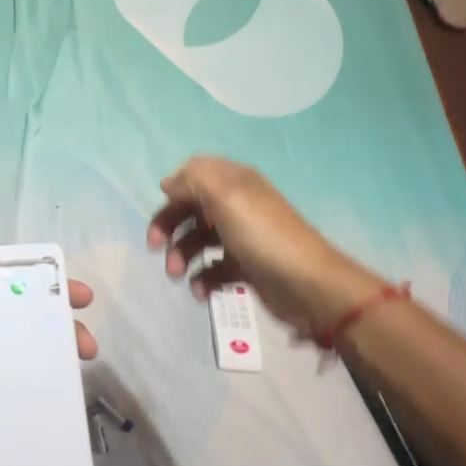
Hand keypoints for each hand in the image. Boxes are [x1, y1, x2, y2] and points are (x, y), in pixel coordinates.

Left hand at [0, 232, 97, 465]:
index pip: (18, 288)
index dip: (44, 280)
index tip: (68, 279)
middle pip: (41, 315)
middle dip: (67, 310)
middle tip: (88, 310)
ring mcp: (15, 369)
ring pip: (52, 345)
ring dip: (73, 341)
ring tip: (88, 351)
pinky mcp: (27, 397)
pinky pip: (53, 379)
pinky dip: (69, 373)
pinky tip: (82, 375)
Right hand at [147, 156, 384, 337]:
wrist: (311, 288)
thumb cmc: (264, 237)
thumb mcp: (227, 197)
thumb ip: (193, 181)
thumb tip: (168, 184)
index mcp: (234, 182)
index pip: (194, 175)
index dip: (174, 191)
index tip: (163, 211)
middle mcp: (236, 205)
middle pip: (191, 208)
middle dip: (170, 226)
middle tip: (155, 248)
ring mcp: (242, 238)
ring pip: (199, 240)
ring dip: (182, 255)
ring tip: (178, 276)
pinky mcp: (246, 268)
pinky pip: (214, 269)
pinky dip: (203, 278)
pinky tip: (200, 291)